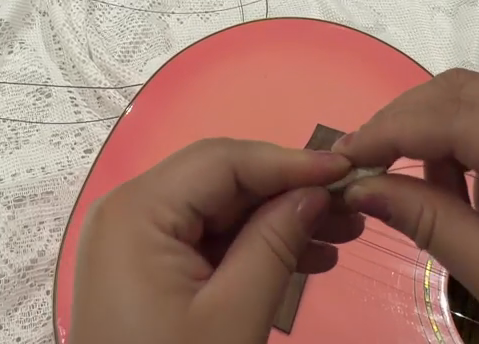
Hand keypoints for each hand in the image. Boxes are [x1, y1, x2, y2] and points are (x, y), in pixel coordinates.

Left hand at [67, 138, 364, 343]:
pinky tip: (304, 257)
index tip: (345, 167)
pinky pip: (203, 239)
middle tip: (350, 205)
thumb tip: (315, 192)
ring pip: (216, 209)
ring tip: (342, 233)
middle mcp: (128, 208)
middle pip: (218, 180)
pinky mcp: (144, 266)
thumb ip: (274, 245)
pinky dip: (249, 246)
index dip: (286, 160)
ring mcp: (133, 237)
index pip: (220, 160)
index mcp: (137, 208)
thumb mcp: (232, 318)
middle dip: (285, 191)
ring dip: (276, 219)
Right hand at [336, 70, 478, 343]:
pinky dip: (478, 153)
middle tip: (369, 162)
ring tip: (430, 196)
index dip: (393, 129)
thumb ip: (433, 224)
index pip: (458, 115)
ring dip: (443, 136)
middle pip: (470, 92)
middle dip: (411, 121)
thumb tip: (360, 184)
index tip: (345, 155)